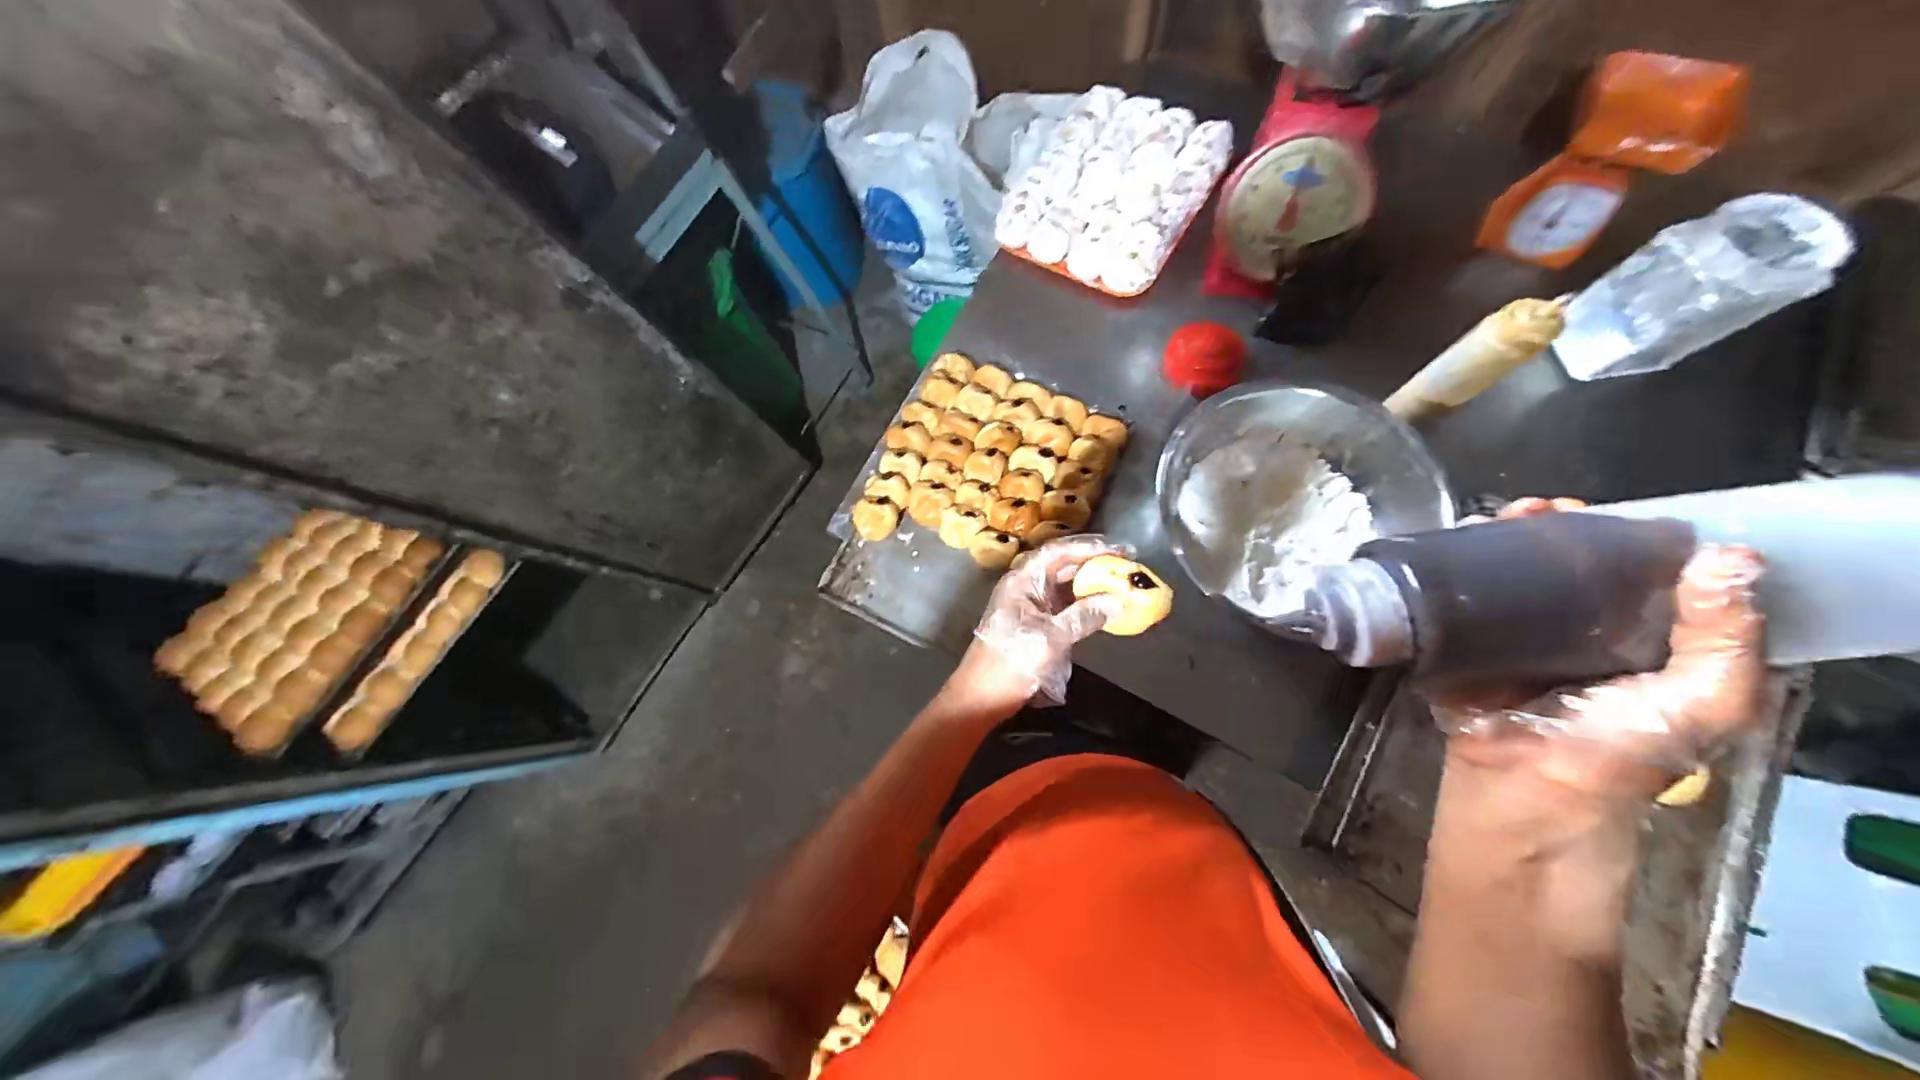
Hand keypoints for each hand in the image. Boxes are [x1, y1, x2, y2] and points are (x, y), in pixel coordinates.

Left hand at [960, 535, 1128, 708]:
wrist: (982, 696)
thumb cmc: (1010, 662)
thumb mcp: (1050, 638)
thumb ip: (1084, 617)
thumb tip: (1118, 600)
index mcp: (1022, 582)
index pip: (1057, 552)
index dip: (1088, 547)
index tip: (1118, 549)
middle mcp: (1025, 587)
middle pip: (1062, 566)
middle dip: (1093, 563)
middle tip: (1125, 563)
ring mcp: (1030, 605)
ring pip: (1065, 586)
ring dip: (1091, 583)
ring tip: (1120, 581)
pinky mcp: (1036, 624)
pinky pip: (1064, 605)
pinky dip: (1084, 603)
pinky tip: (1105, 606)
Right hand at [1435, 499, 1770, 803]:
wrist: (1527, 781)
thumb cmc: (1621, 750)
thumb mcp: (1703, 701)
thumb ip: (1725, 639)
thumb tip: (1730, 556)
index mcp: (1643, 636)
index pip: (1638, 571)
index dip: (1626, 535)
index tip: (1605, 513)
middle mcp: (1580, 627)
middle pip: (1567, 562)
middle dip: (1555, 529)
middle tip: (1539, 510)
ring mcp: (1517, 631)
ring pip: (1513, 571)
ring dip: (1505, 539)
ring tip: (1499, 517)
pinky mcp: (1468, 639)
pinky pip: (1463, 595)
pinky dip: (1458, 566)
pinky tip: (1457, 544)